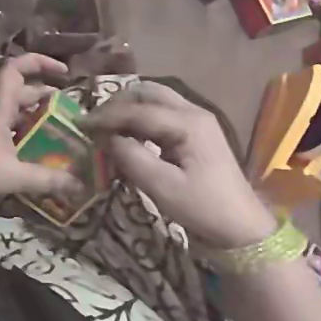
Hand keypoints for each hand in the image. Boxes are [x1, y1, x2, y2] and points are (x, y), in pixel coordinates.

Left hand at [0, 54, 80, 204]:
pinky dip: (21, 125)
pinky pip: (4, 121)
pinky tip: (33, 143)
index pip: (17, 68)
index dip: (40, 62)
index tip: (63, 72)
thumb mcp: (13, 176)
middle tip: (67, 107)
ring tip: (55, 124)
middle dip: (45, 93)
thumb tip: (79, 185)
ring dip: (33, 110)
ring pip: (12, 106)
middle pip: (20, 89)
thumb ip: (46, 179)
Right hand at [82, 82, 276, 248]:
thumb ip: (130, 157)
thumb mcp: (161, 186)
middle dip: (117, 104)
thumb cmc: (202, 208)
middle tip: (94, 124)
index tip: (79, 125)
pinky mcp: (196, 131)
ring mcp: (197, 120)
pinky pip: (162, 113)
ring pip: (155, 99)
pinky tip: (128, 136)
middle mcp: (193, 112)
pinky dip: (140, 118)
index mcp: (188, 123)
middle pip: (147, 92)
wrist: (240, 228)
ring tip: (106, 129)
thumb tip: (103, 137)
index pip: (137, 109)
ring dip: (128, 109)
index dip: (106, 116)